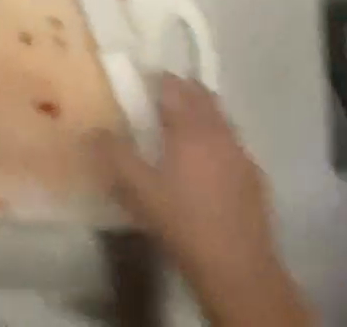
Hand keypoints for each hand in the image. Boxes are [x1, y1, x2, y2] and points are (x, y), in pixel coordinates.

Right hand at [91, 76, 310, 325]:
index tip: (141, 82)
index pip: (173, 86)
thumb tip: (92, 129)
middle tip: (159, 100)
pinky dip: (217, 139)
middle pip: (201, 94)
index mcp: (190, 127)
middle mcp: (219, 130)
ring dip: (201, 112)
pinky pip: (232, 143)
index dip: (157, 79)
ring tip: (181, 129)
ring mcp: (241, 152)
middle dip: (182, 90)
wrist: (237, 267)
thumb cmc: (182, 221)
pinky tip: (207, 163)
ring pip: (220, 117)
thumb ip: (114, 155)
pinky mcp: (254, 175)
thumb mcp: (138, 190)